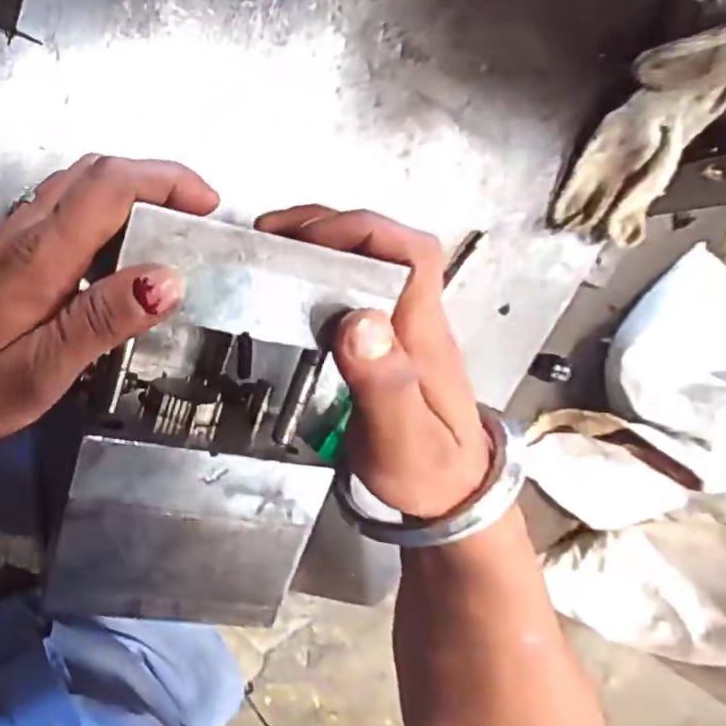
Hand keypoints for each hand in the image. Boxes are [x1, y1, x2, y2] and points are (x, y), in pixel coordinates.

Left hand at [0, 156, 219, 445]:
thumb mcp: (39, 372)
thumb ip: (100, 323)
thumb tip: (167, 280)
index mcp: (36, 259)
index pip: (109, 187)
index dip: (165, 182)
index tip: (206, 206)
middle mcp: (19, 232)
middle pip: (94, 172)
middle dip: (155, 179)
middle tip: (195, 216)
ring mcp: (4, 236)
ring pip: (74, 184)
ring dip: (128, 190)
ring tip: (166, 228)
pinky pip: (57, 207)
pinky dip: (100, 209)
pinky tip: (114, 250)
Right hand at [254, 207, 488, 517]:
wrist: (454, 498)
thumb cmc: (429, 472)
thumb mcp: (403, 438)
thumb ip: (384, 383)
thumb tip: (359, 320)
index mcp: (422, 333)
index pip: (410, 254)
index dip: (361, 230)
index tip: (306, 238)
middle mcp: (416, 320)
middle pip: (387, 246)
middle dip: (329, 227)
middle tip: (271, 234)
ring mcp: (403, 330)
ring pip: (372, 263)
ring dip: (324, 245)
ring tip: (272, 250)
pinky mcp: (388, 344)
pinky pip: (358, 289)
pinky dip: (323, 273)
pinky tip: (294, 286)